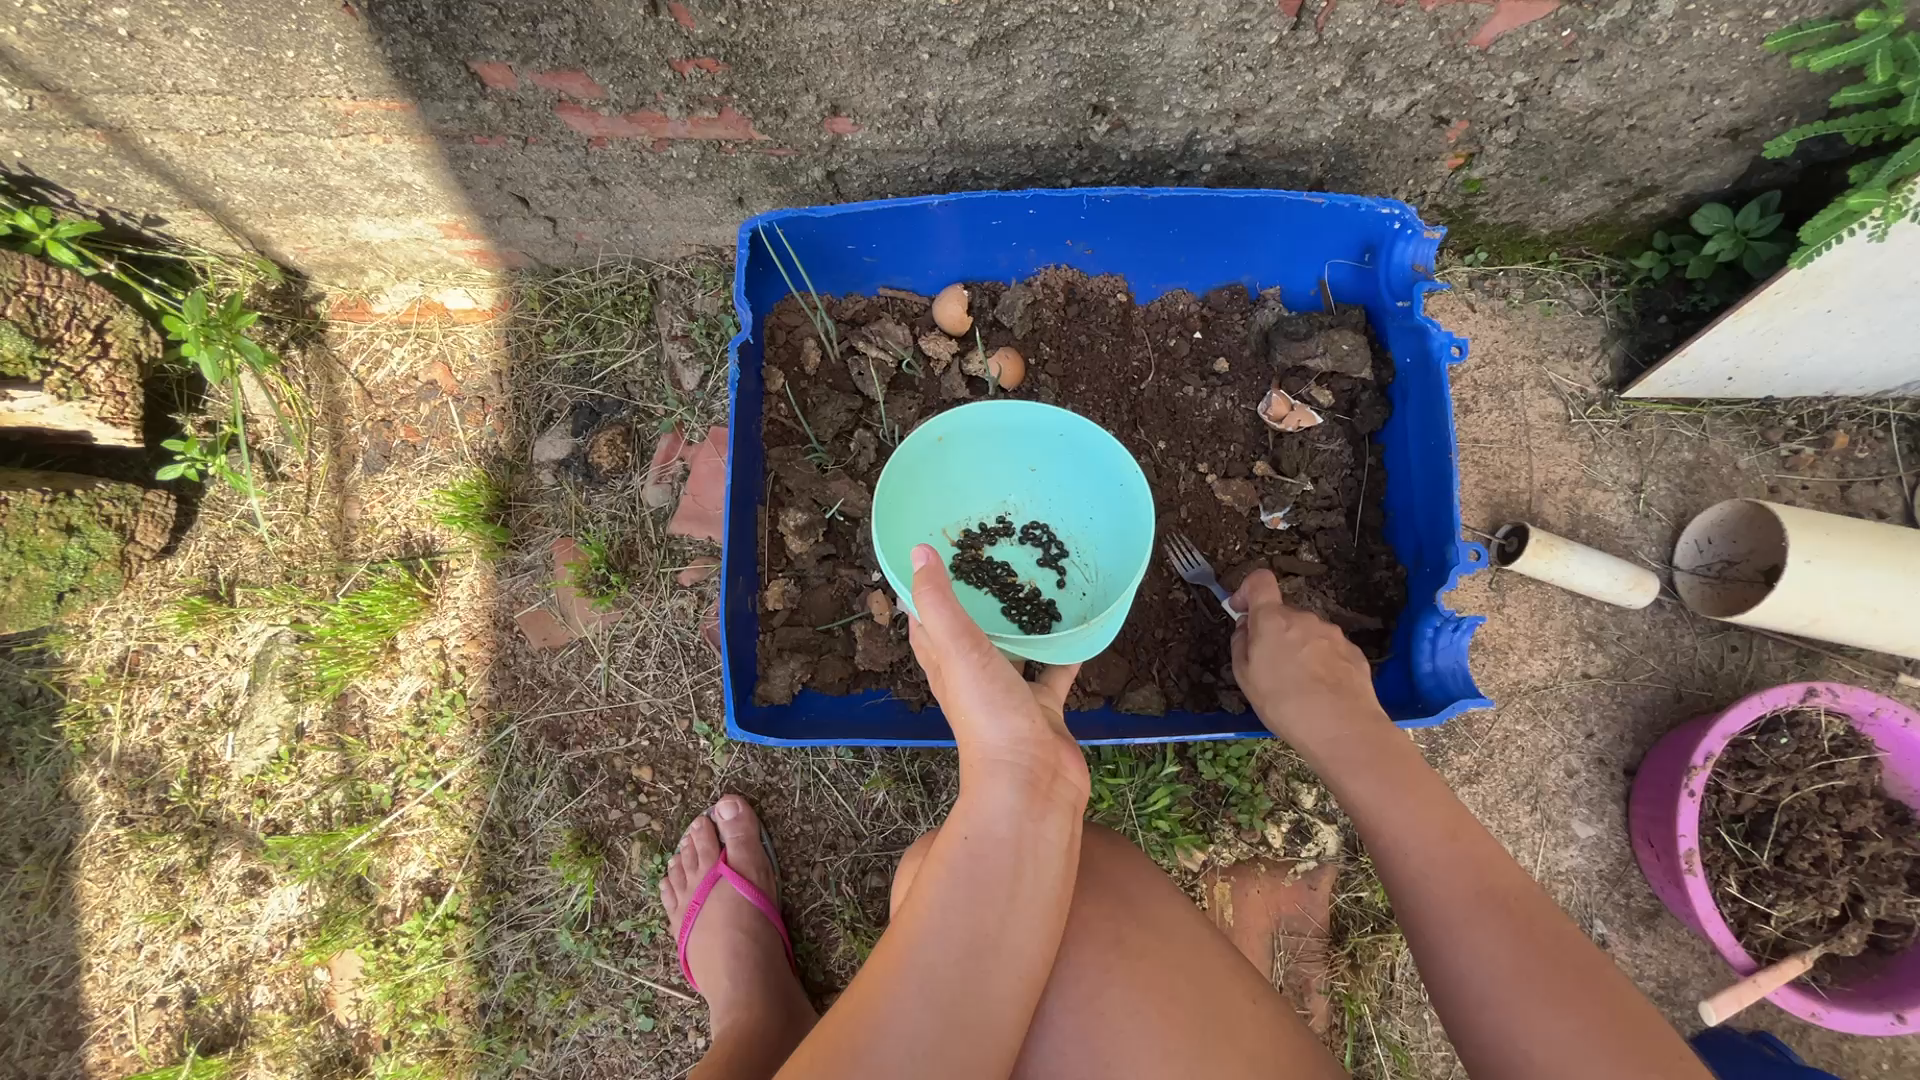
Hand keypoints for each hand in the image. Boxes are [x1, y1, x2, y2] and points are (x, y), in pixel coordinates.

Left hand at [905, 544, 1087, 807]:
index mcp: (945, 663)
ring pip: (1013, 649)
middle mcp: (972, 677)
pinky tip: (1078, 625)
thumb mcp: (958, 649)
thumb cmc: (989, 713)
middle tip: (994, 557)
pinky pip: (1053, 672)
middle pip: (969, 631)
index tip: (935, 553)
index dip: (924, 589)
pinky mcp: (1042, 707)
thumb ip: (940, 601)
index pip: (925, 620)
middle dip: (977, 599)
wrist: (1032, 781)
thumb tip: (917, 552)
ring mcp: (1008, 693)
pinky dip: (1064, 651)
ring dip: (1020, 622)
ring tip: (1036, 581)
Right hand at [1228, 568, 1392, 754]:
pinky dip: (1320, 662)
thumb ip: (1240, 645)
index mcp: (1272, 619)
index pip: (1259, 581)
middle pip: (1283, 614)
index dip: (1247, 590)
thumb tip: (1246, 628)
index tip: (1242, 611)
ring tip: (1299, 683)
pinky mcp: (1354, 652)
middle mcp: (1304, 618)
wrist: (1342, 729)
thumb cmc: (1283, 703)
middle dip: (1274, 632)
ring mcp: (1333, 634)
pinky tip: (1321, 689)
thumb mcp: (1245, 678)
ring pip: (1307, 633)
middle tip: (1269, 666)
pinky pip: (1328, 649)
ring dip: (1298, 648)